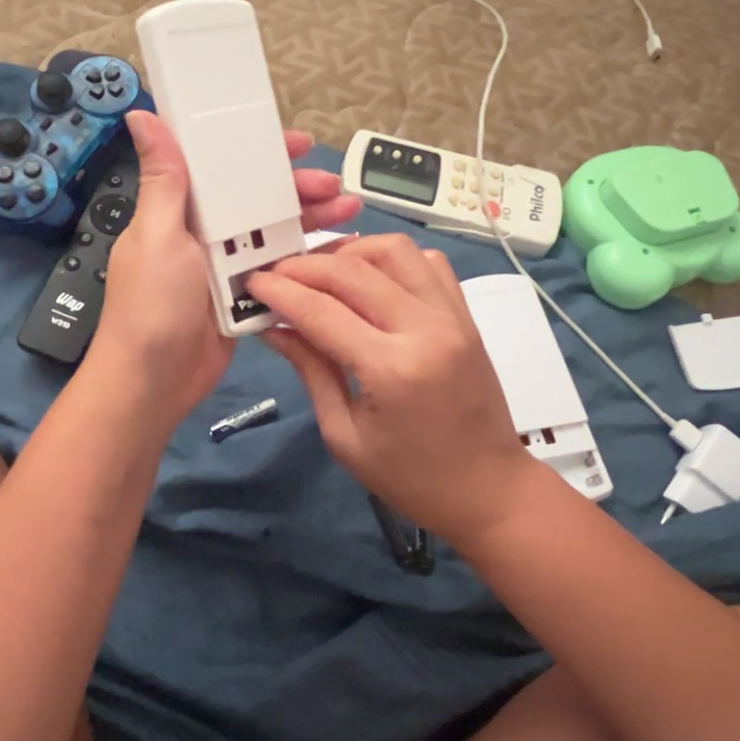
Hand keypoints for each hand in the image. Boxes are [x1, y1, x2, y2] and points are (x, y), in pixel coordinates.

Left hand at [88, 111, 361, 416]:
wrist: (153, 382)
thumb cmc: (152, 304)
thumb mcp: (157, 234)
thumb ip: (164, 179)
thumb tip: (141, 113)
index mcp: (181, 211)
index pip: (224, 168)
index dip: (259, 152)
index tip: (297, 144)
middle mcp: (205, 234)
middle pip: (259, 200)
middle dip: (297, 189)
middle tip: (334, 187)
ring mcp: (228, 268)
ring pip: (276, 234)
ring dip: (311, 221)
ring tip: (350, 212)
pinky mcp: (246, 300)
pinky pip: (282, 271)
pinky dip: (310, 261)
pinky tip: (342, 253)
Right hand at [247, 235, 538, 543]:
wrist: (489, 489)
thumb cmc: (410, 477)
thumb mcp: (345, 436)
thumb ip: (311, 370)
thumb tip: (273, 328)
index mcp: (391, 369)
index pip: (321, 311)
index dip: (279, 292)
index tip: (251, 283)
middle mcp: (424, 329)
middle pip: (352, 271)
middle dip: (304, 266)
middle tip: (275, 274)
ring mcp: (451, 316)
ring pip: (394, 251)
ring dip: (350, 252)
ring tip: (321, 270)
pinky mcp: (465, 315)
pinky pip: (428, 263)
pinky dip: (391, 259)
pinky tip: (369, 278)